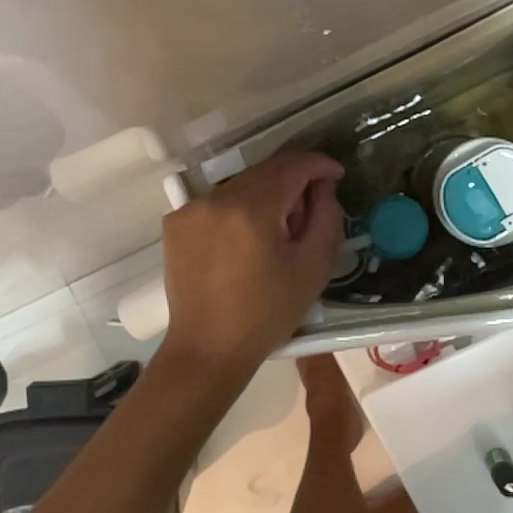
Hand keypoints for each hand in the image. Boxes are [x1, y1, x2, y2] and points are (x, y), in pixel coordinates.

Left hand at [159, 152, 344, 367]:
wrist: (209, 348)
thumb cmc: (267, 314)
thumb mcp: (313, 267)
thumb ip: (326, 216)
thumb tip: (322, 187)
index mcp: (252, 208)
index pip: (292, 165)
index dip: (319, 164)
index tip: (336, 176)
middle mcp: (217, 197)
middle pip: (264, 171)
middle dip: (292, 182)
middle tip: (308, 214)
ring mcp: (191, 208)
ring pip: (240, 185)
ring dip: (264, 196)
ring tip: (274, 233)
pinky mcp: (176, 222)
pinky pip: (217, 202)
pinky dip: (237, 210)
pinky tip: (243, 243)